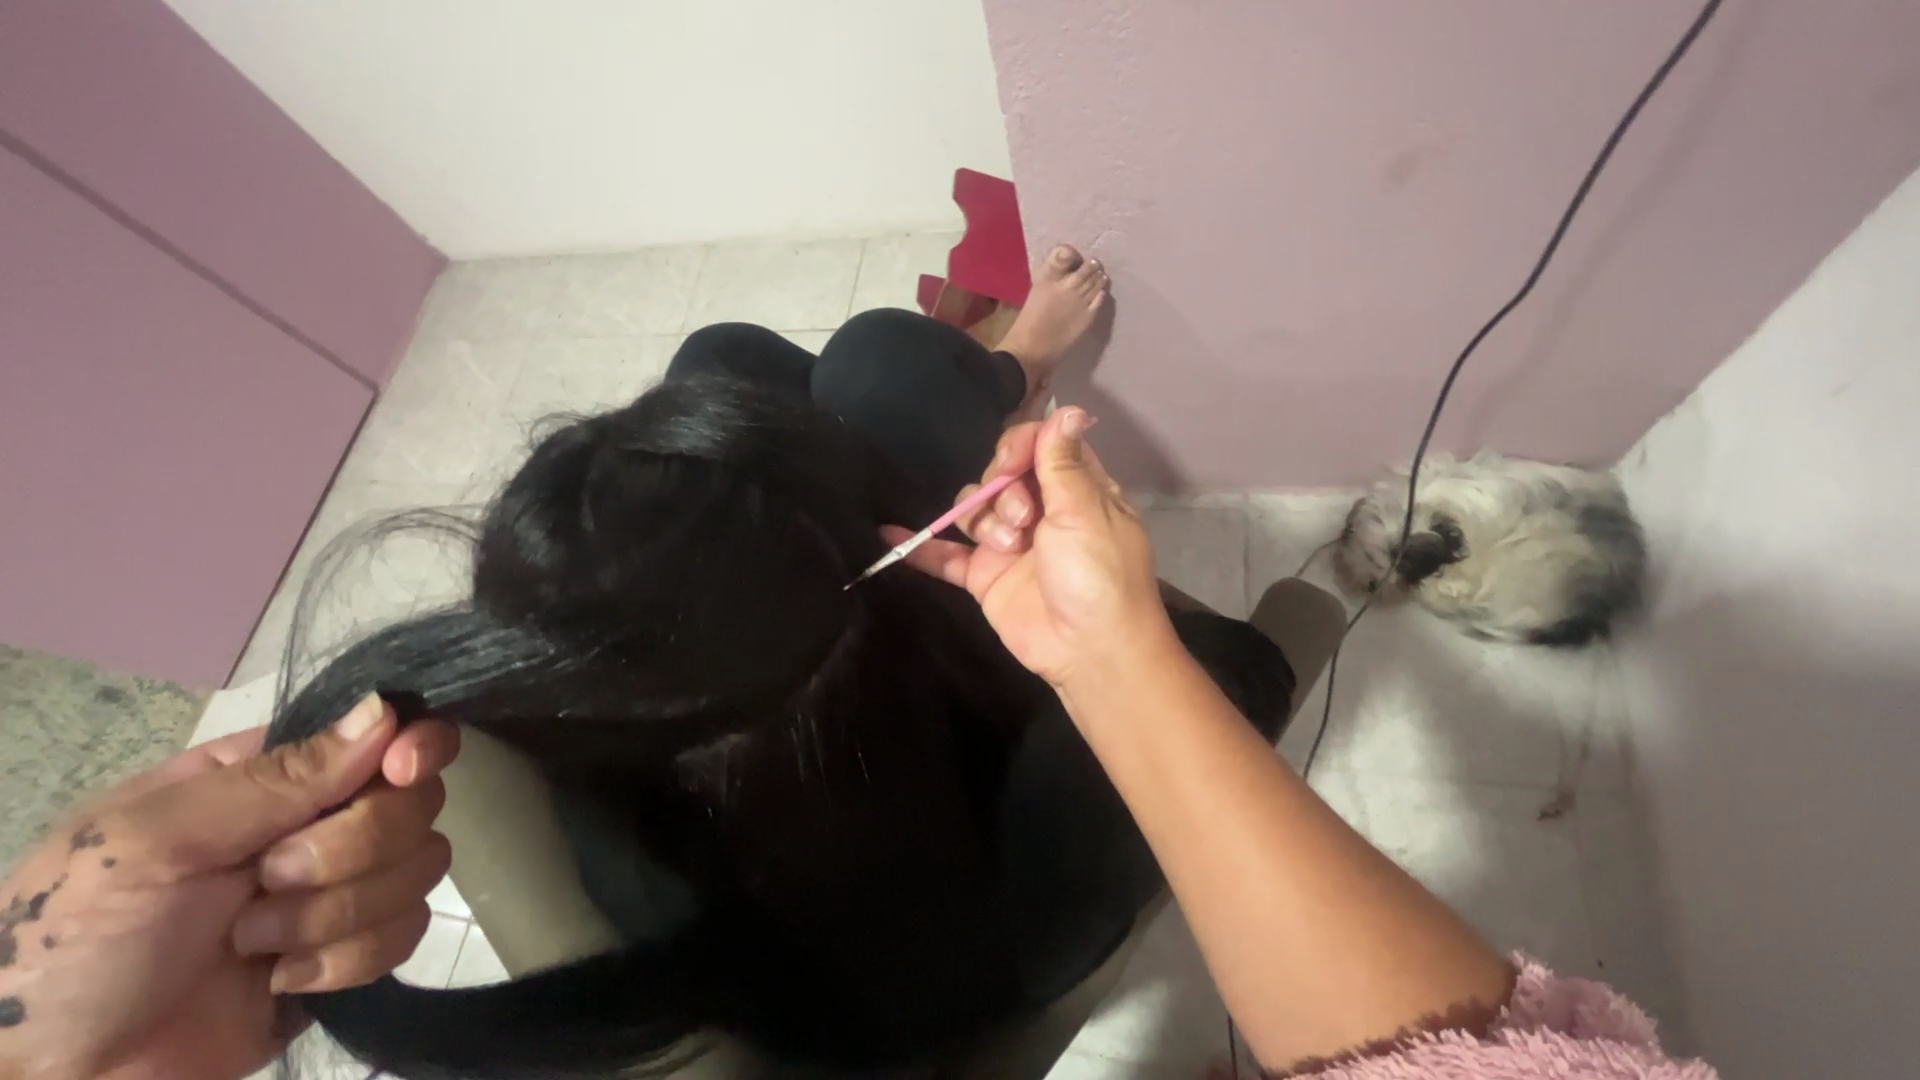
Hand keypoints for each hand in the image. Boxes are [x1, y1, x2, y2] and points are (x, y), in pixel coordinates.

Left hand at [0, 696, 457, 1079]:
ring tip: (248, 944)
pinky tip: (279, 980)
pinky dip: (343, 961)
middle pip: (416, 804)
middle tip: (267, 881)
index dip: (417, 744)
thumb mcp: (152, 843)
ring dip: (335, 915)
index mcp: (278, 776)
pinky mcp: (354, 949)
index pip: (389, 731)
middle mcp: (324, 820)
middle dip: (349, 852)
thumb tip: (388, 711)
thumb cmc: (74, 942)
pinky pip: (406, 932)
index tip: (402, 770)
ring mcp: (344, 886)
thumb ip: (276, 778)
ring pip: (421, 868)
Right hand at [883, 407, 1177, 688]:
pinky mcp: (986, 576)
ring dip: (983, 520)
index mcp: (1076, 490)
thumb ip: (1063, 463)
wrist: (1089, 649)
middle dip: (1003, 487)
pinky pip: (946, 555)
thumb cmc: (1098, 574)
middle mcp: (1042, 512)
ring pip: (974, 509)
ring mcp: (1010, 544)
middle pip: (1002, 475)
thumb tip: (1070, 409)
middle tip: (1022, 518)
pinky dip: (921, 546)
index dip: (1021, 446)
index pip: (1040, 446)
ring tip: (1006, 547)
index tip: (1013, 462)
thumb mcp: (1085, 511)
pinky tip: (888, 535)